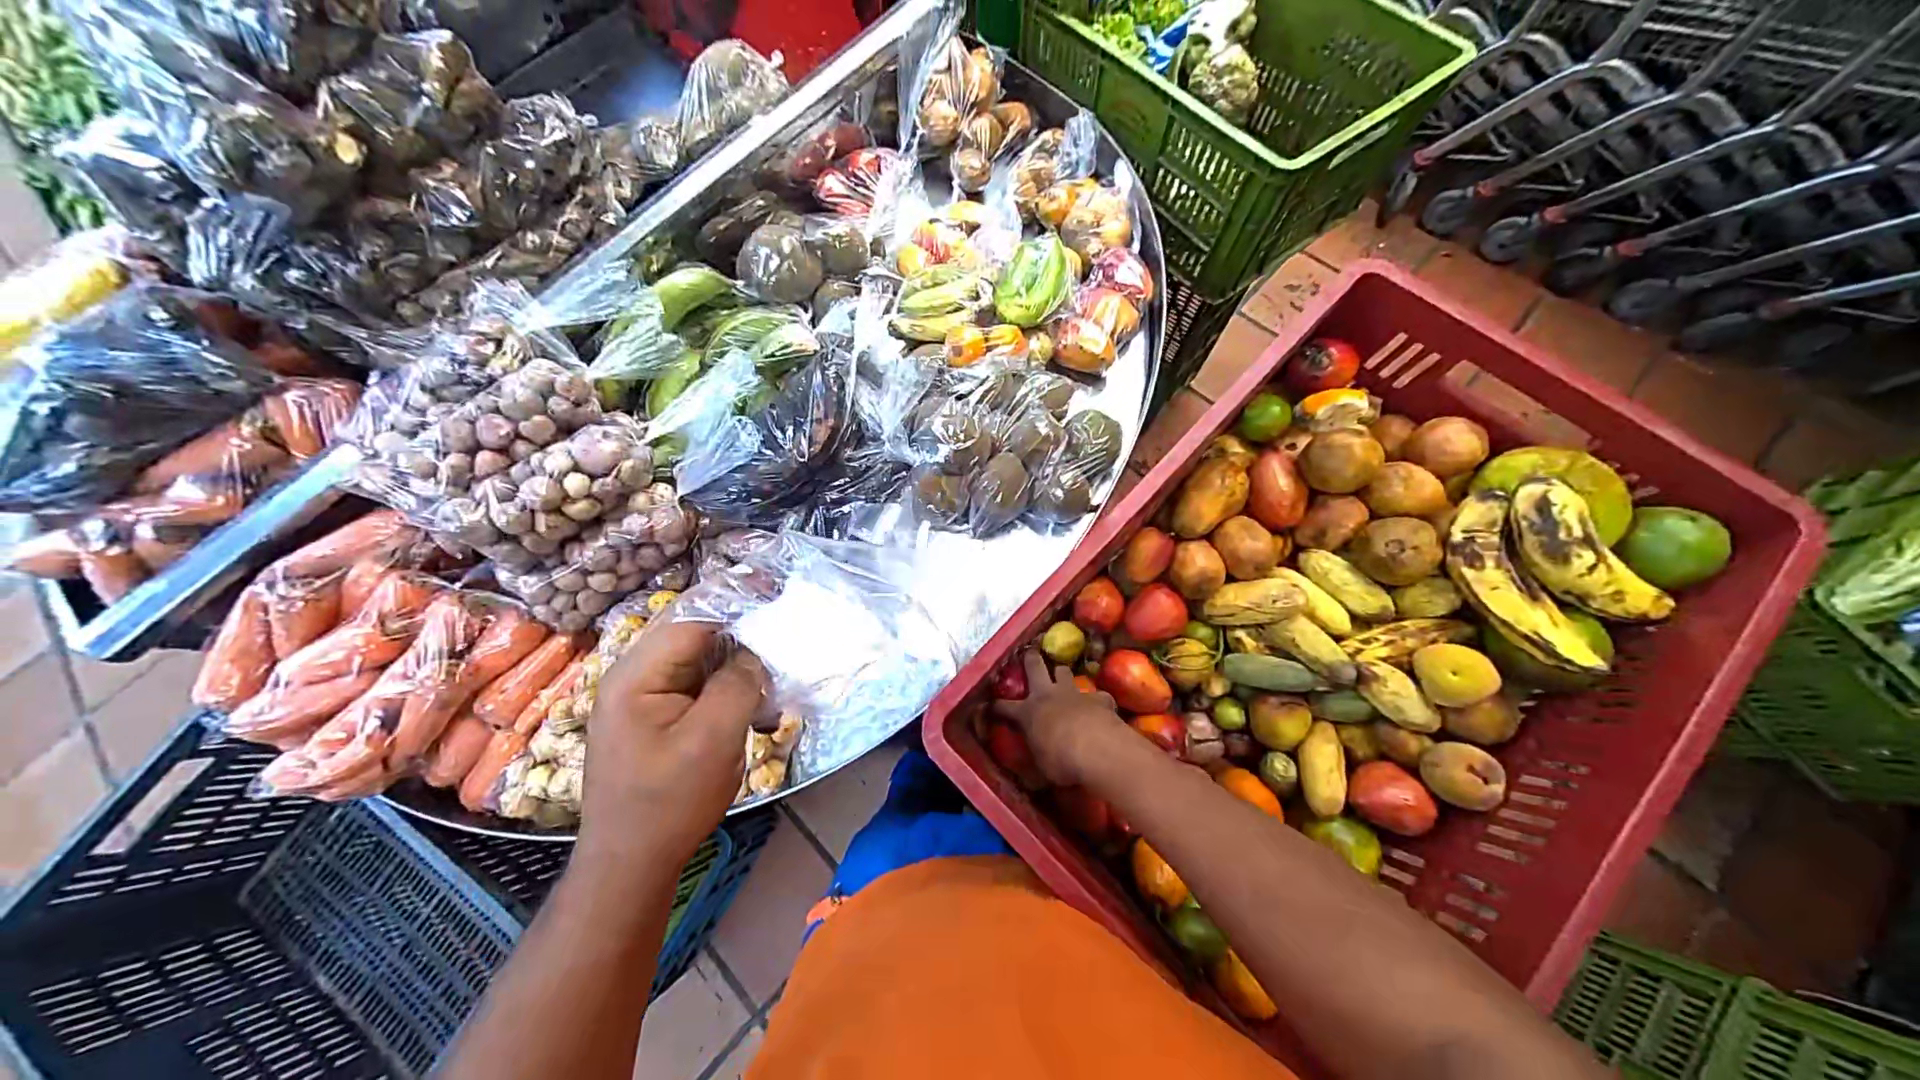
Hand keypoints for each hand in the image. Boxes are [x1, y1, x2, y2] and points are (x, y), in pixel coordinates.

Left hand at [580, 619, 768, 868]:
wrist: (629, 863)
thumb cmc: (669, 803)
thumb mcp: (712, 739)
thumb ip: (738, 683)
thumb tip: (756, 652)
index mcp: (636, 673)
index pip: (691, 616)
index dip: (736, 600)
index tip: (778, 591)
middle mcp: (633, 675)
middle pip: (692, 630)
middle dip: (738, 623)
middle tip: (782, 622)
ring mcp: (641, 696)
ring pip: (696, 655)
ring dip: (734, 653)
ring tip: (772, 657)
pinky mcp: (654, 715)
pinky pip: (694, 681)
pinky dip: (724, 678)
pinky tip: (751, 691)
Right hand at [991, 648, 1126, 786]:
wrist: (1097, 749)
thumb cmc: (1061, 761)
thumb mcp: (1041, 770)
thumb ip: (1034, 770)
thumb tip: (1028, 783)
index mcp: (1027, 713)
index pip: (1003, 707)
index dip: (994, 706)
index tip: (988, 706)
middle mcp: (1047, 695)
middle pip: (1035, 666)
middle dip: (1030, 658)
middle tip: (1030, 653)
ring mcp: (1074, 693)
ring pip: (1064, 671)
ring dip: (1062, 674)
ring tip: (1062, 677)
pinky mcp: (1098, 698)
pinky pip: (1097, 695)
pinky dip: (1097, 700)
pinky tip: (1100, 707)